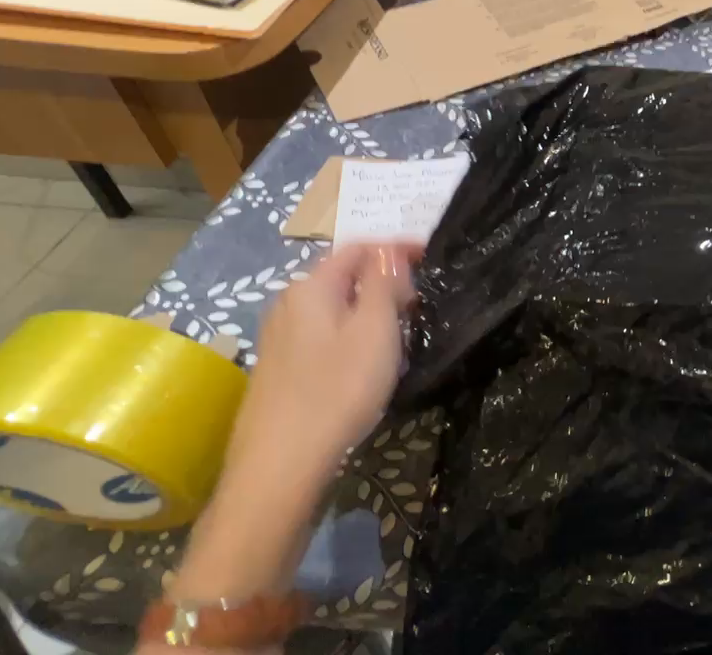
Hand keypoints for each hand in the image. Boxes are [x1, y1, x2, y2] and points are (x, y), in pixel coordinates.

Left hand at [226, 243, 419, 483]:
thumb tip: (389, 253)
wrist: (280, 465)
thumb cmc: (338, 389)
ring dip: (369, 306)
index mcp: (311, 288)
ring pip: (333, 306)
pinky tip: (366, 359)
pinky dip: (351, 331)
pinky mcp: (279, 368)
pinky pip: (323, 332)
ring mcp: (279, 338)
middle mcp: (288, 304)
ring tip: (400, 327)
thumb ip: (384, 283)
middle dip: (384, 278)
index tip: (433, 258)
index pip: (358, 247)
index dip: (396, 247)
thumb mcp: (376, 329)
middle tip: (420, 299)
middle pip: (343, 274)